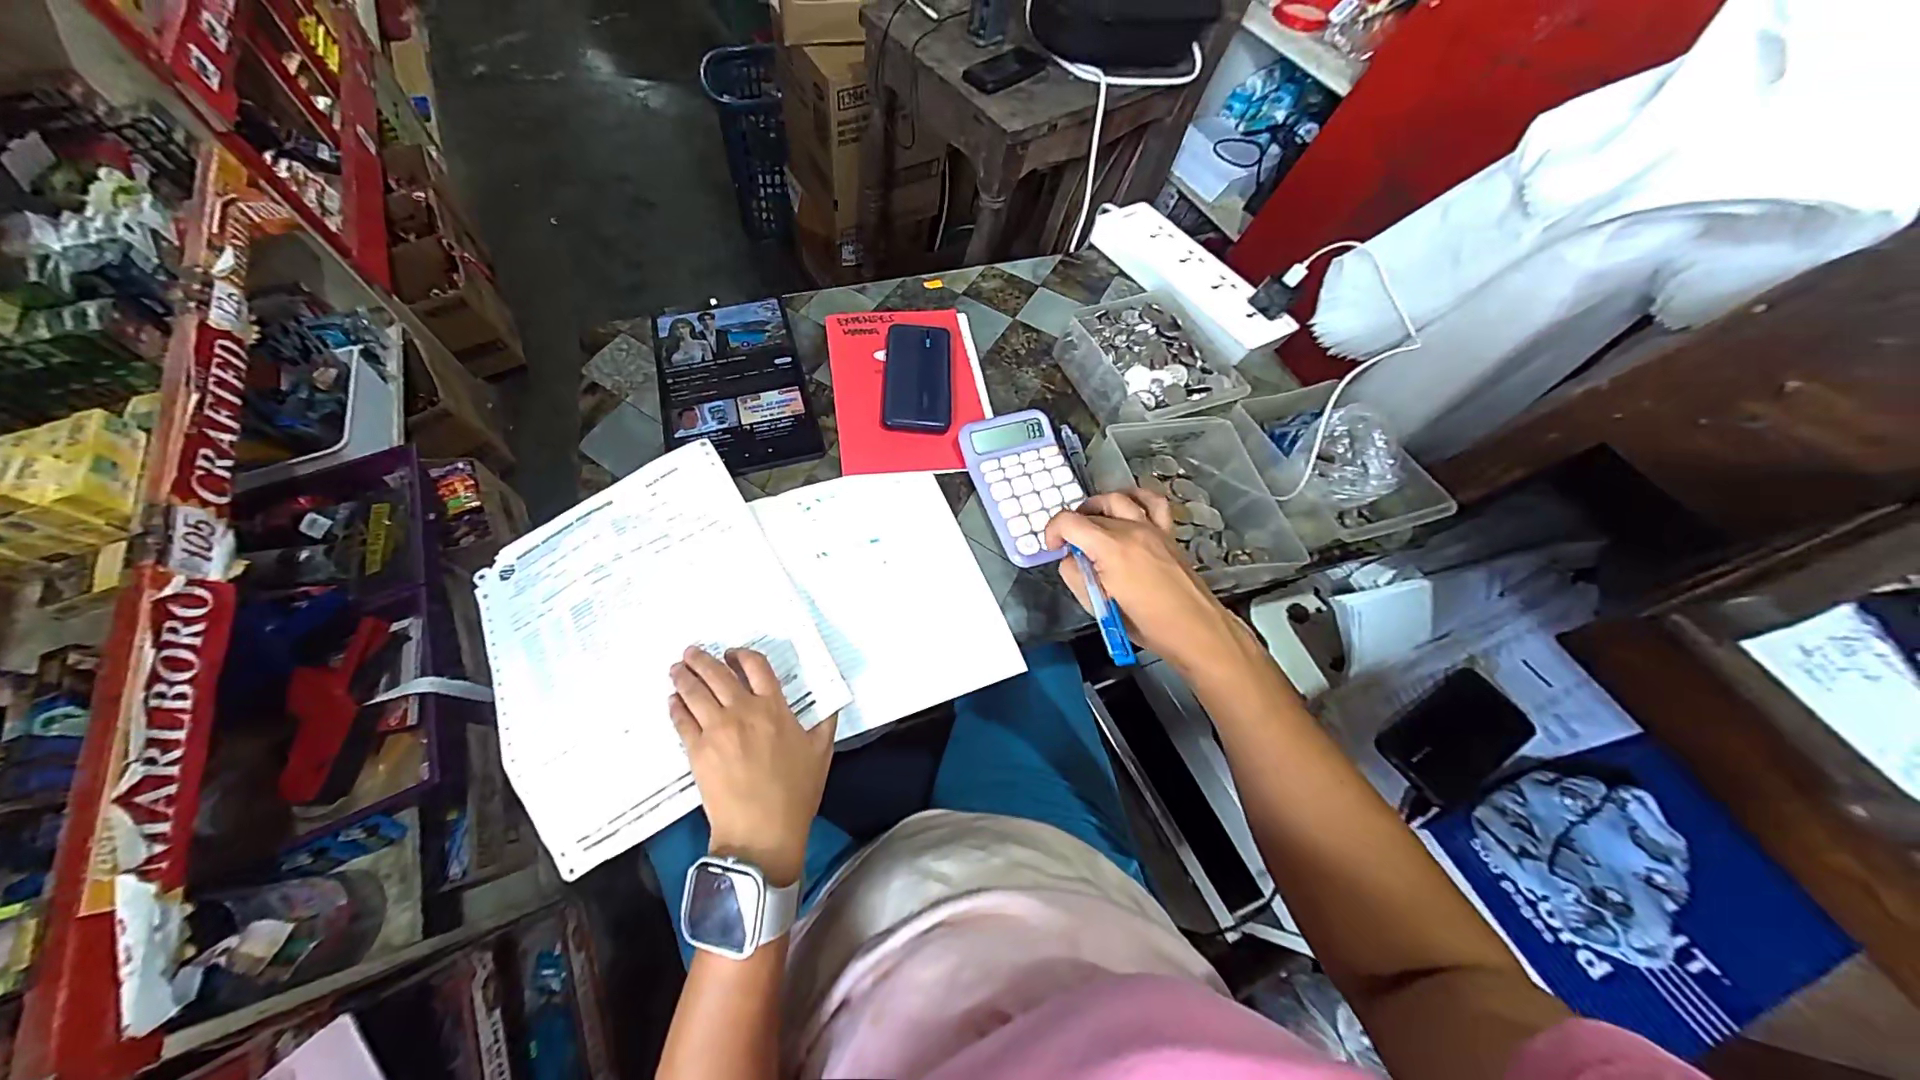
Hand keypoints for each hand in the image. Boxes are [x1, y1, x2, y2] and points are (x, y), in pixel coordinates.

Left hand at [668, 646, 835, 886]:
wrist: (761, 831)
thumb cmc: (795, 793)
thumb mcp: (821, 752)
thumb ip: (825, 722)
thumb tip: (831, 704)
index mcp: (774, 708)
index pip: (756, 667)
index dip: (742, 654)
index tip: (733, 654)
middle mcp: (742, 711)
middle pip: (717, 674)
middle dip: (702, 659)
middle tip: (691, 652)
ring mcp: (716, 730)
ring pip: (695, 692)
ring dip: (684, 676)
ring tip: (677, 669)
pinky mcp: (696, 751)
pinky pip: (682, 720)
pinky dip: (676, 706)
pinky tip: (673, 701)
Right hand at [1043, 489, 1245, 670]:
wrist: (1194, 629)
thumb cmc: (1149, 625)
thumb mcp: (1098, 606)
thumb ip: (1076, 576)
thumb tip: (1070, 560)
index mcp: (1110, 549)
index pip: (1068, 521)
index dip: (1052, 532)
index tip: (1054, 548)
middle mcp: (1131, 530)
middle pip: (1090, 512)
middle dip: (1073, 527)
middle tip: (1071, 548)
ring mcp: (1152, 528)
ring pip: (1117, 498)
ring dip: (1097, 507)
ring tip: (1092, 523)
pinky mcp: (1167, 533)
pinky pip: (1151, 502)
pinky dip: (1135, 498)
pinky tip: (1127, 508)